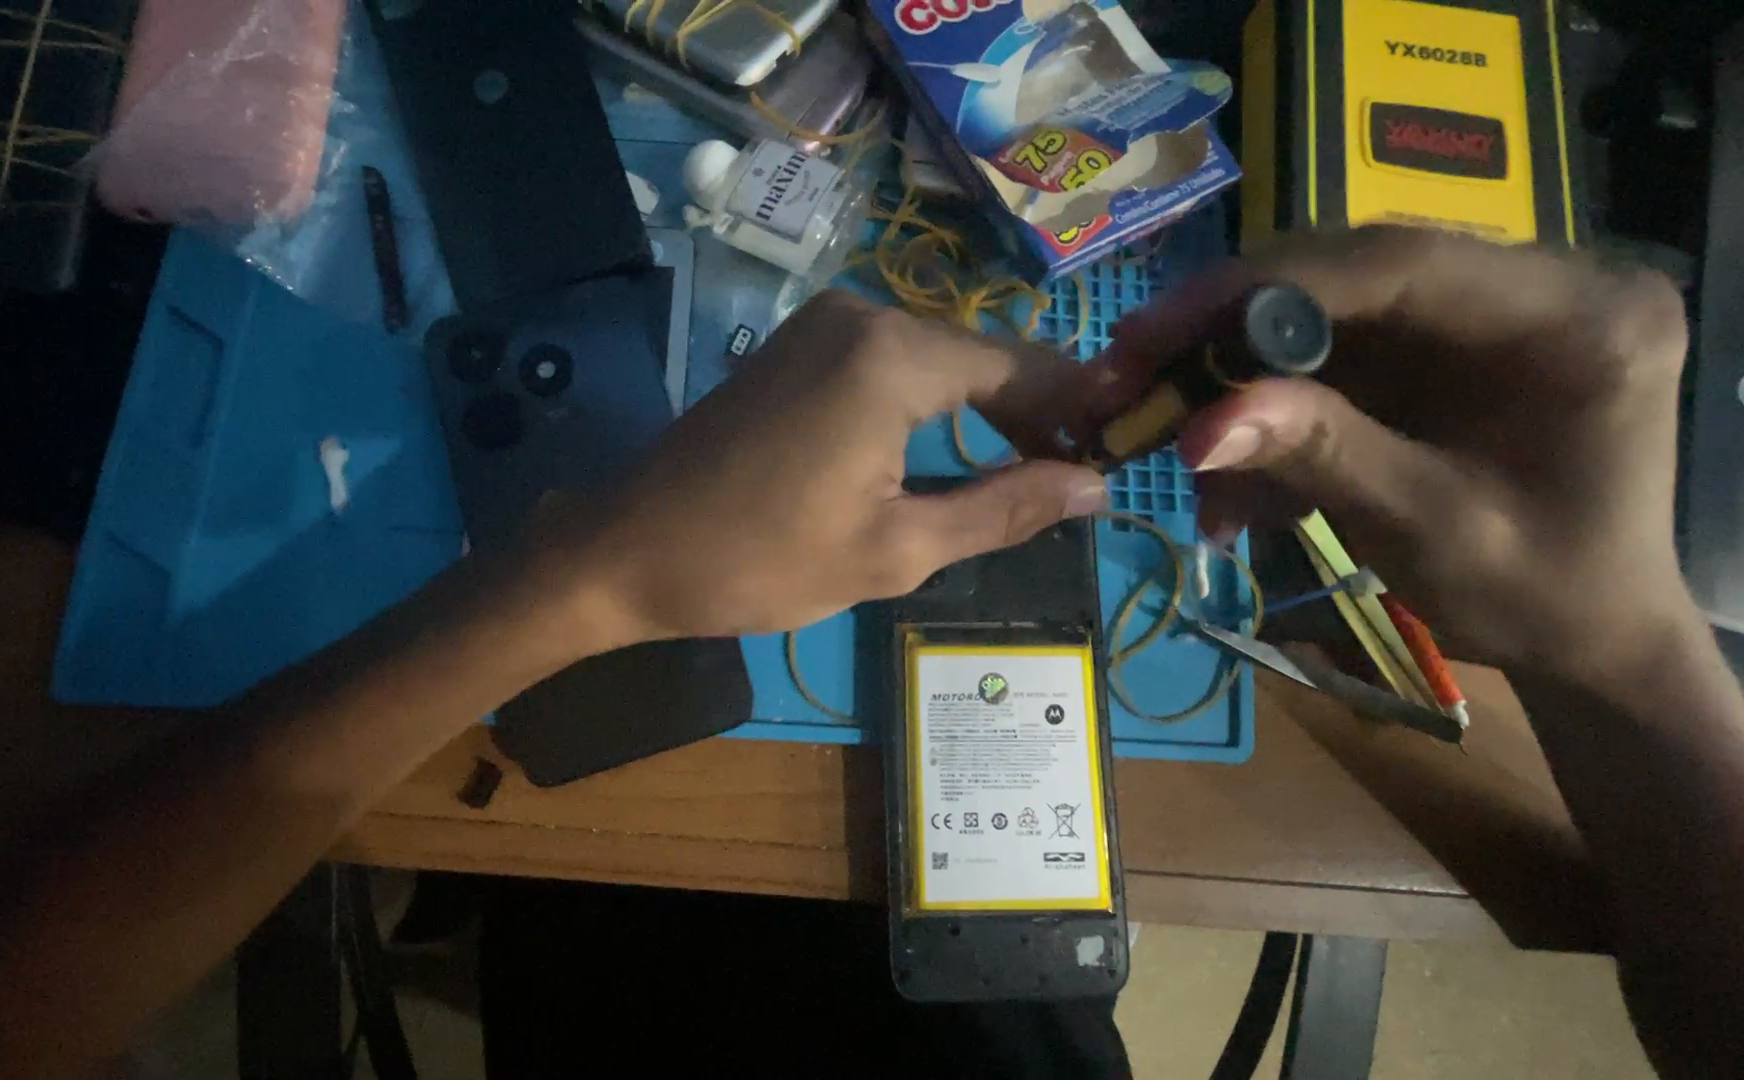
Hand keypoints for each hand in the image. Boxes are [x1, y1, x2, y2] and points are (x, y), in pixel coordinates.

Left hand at [552, 290, 1109, 643]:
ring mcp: (820, 325)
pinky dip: (925, 404)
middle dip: (1029, 413)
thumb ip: (1000, 509)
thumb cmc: (760, 560)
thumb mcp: (895, 551)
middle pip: (976, 357)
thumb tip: (1091, 486)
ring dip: (978, 410)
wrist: (628, 549)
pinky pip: (885, 365)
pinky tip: (943, 450)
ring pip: (932, 360)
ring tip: (1017, 471)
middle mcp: (861, 315)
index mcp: (892, 358)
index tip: (1114, 449)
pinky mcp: (793, 348)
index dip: (1074, 408)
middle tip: (1068, 477)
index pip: (1018, 368)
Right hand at [1093, 227, 1690, 683]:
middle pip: (1341, 275)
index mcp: (1572, 314)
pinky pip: (1314, 361)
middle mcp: (1524, 288)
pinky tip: (1225, 480)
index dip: (1258, 291)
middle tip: (1128, 367)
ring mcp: (1468, 315)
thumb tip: (1195, 428)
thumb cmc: (1536, 590)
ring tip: (1158, 432)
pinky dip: (1254, 413)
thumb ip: (1319, 456)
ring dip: (1224, 375)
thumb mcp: (1426, 528)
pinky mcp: (1423, 350)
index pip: (1393, 264)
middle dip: (1222, 327)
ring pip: (1311, 315)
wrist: (1584, 631)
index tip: (1150, 333)